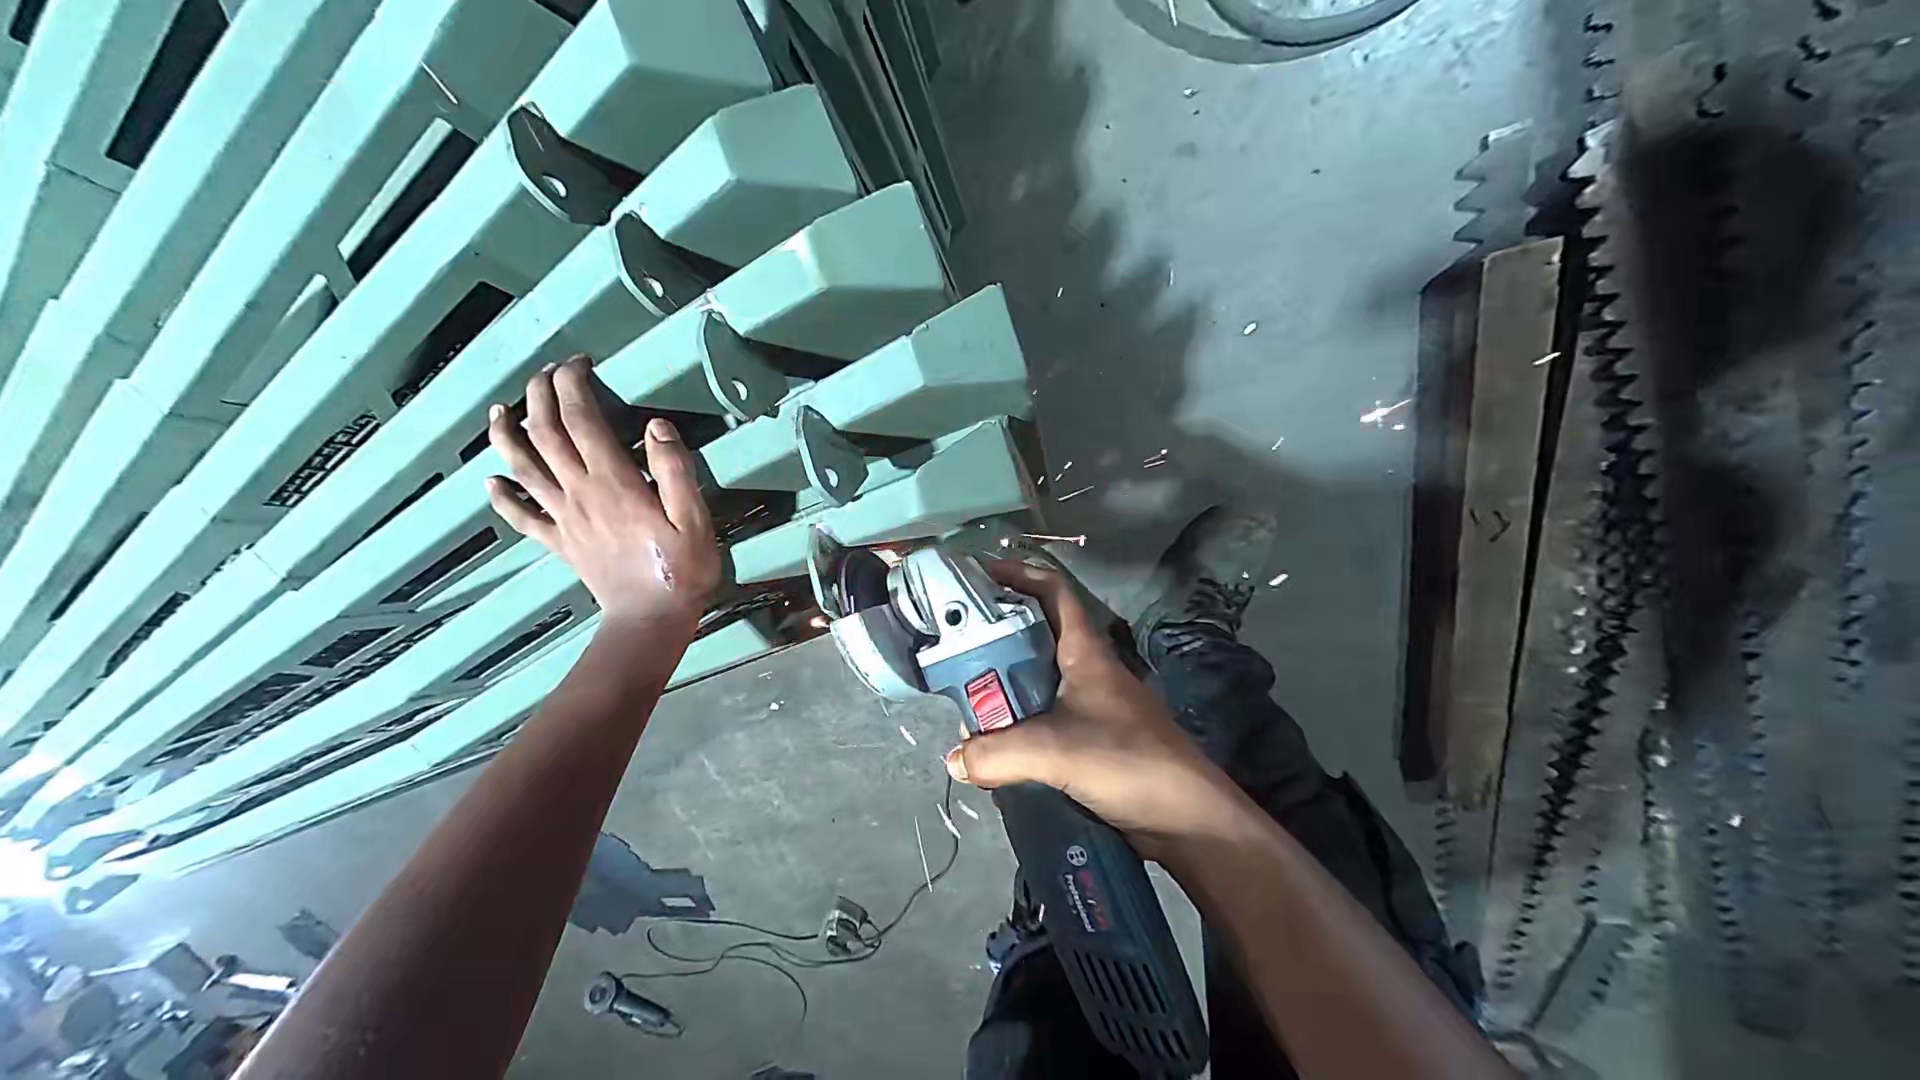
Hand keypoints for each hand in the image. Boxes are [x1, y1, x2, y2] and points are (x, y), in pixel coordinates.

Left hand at [485, 356, 720, 633]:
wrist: (650, 619)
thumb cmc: (681, 568)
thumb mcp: (695, 518)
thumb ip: (675, 470)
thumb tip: (656, 425)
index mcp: (613, 482)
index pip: (582, 420)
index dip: (573, 385)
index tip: (577, 363)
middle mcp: (579, 493)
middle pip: (545, 434)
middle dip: (540, 396)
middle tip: (546, 373)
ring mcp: (563, 519)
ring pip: (522, 468)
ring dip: (506, 435)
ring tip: (500, 411)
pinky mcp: (559, 542)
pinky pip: (522, 516)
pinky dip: (502, 497)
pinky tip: (491, 482)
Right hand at [944, 559, 1244, 857]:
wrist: (1189, 819)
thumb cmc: (1127, 762)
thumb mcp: (1055, 751)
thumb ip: (998, 753)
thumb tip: (954, 760)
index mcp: (1086, 652)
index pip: (1054, 592)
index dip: (1019, 574)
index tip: (980, 573)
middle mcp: (1089, 670)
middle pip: (1038, 635)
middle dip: (998, 635)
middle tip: (957, 647)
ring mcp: (1093, 705)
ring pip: (1039, 680)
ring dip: (1005, 685)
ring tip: (967, 697)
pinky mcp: (1094, 739)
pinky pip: (1046, 717)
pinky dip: (1019, 722)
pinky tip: (998, 742)